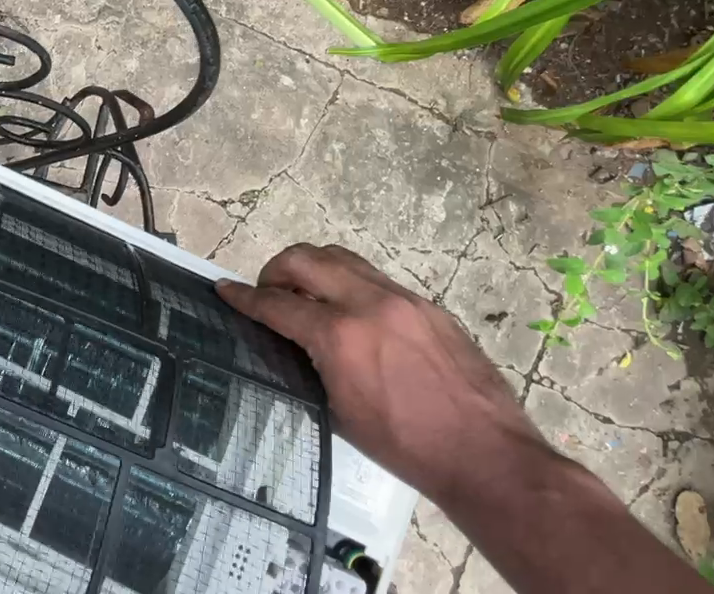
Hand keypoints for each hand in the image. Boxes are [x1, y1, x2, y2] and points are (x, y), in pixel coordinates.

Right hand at [216, 244, 548, 503]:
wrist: (488, 457)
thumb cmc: (405, 445)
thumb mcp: (337, 408)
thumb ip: (309, 360)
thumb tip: (290, 337)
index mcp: (340, 336)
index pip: (277, 303)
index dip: (244, 297)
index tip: (225, 290)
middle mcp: (368, 304)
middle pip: (304, 259)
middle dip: (275, 270)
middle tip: (269, 291)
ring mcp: (403, 299)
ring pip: (340, 256)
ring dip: (312, 267)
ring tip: (306, 293)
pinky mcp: (428, 306)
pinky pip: (373, 276)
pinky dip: (348, 282)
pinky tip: (350, 311)